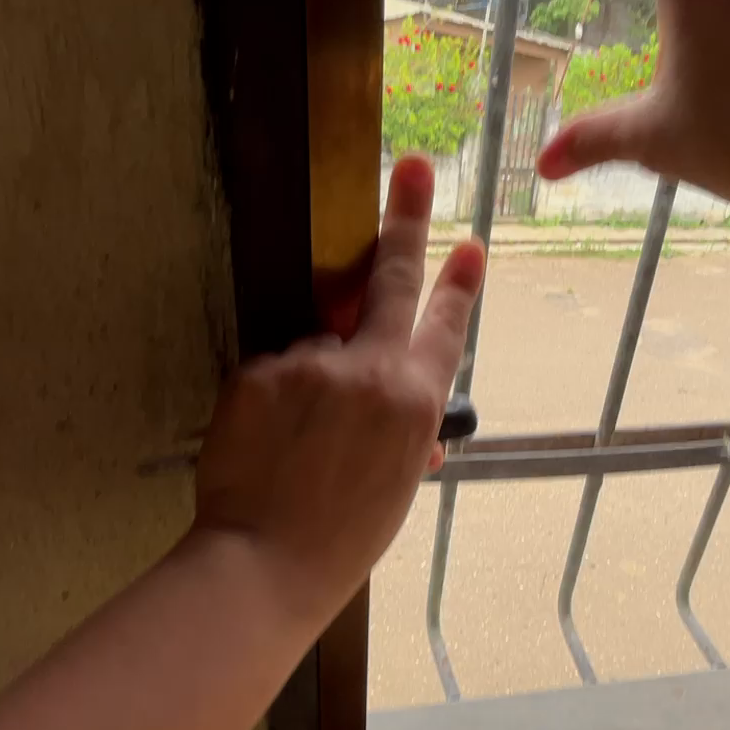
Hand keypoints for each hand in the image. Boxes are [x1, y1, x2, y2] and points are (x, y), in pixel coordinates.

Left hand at [191, 157, 486, 615]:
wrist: (268, 561)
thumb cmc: (343, 537)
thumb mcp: (395, 486)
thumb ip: (403, 436)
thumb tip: (414, 430)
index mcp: (414, 402)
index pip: (444, 328)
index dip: (459, 286)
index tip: (470, 246)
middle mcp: (370, 370)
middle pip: (389, 279)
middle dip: (406, 220)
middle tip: (415, 167)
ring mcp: (311, 365)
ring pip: (314, 348)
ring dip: (310, 378)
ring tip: (295, 442)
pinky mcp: (259, 371)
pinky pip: (272, 371)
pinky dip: (271, 399)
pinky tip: (265, 442)